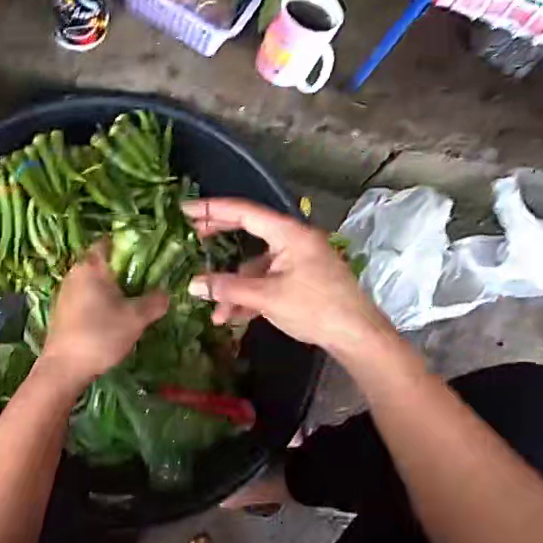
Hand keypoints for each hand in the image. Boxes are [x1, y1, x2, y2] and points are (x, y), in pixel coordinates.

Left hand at [37, 245, 169, 386]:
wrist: (64, 368)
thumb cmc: (101, 335)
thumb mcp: (137, 318)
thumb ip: (155, 301)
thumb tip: (165, 294)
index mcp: (91, 266)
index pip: (110, 242)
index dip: (130, 247)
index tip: (148, 260)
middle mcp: (75, 273)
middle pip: (104, 263)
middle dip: (125, 271)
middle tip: (147, 283)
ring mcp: (66, 292)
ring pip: (95, 282)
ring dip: (113, 289)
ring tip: (134, 303)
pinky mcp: (63, 310)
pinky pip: (87, 297)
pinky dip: (101, 302)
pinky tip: (114, 318)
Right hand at [181, 198, 395, 359]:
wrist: (356, 334)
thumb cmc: (315, 308)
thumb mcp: (267, 297)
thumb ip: (228, 288)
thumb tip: (194, 285)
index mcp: (288, 233)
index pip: (244, 212)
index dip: (212, 209)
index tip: (186, 209)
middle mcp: (294, 240)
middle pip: (250, 234)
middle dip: (220, 242)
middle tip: (192, 240)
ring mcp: (299, 260)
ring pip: (257, 267)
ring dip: (235, 288)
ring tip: (216, 313)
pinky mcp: (303, 280)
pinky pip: (269, 281)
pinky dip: (252, 296)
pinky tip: (234, 318)